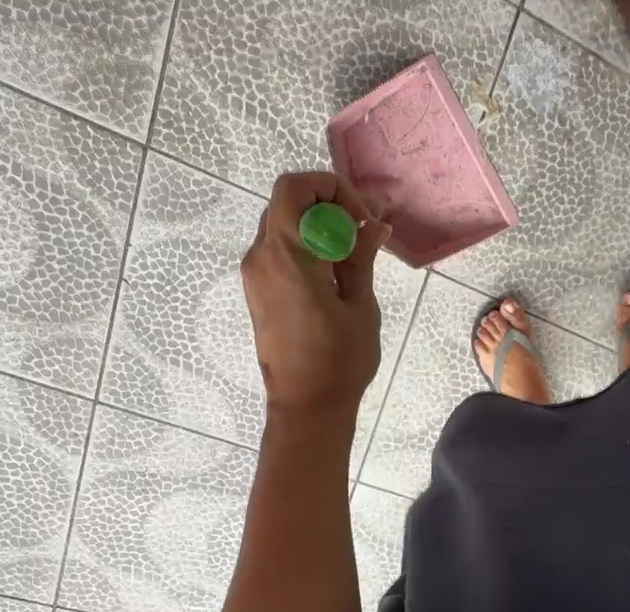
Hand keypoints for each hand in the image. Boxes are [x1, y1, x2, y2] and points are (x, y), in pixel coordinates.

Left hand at [240, 171, 393, 417]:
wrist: (307, 405)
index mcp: (286, 254)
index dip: (332, 189)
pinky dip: (308, 247)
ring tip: (356, 254)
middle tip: (365, 232)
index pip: (296, 188)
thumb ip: (361, 257)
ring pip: (284, 225)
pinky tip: (337, 274)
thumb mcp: (360, 305)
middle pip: (288, 203)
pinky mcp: (259, 291)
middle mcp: (261, 256)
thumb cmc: (340, 360)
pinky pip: (281, 251)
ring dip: (319, 227)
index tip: (364, 218)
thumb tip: (373, 224)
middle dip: (329, 206)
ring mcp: (255, 274)